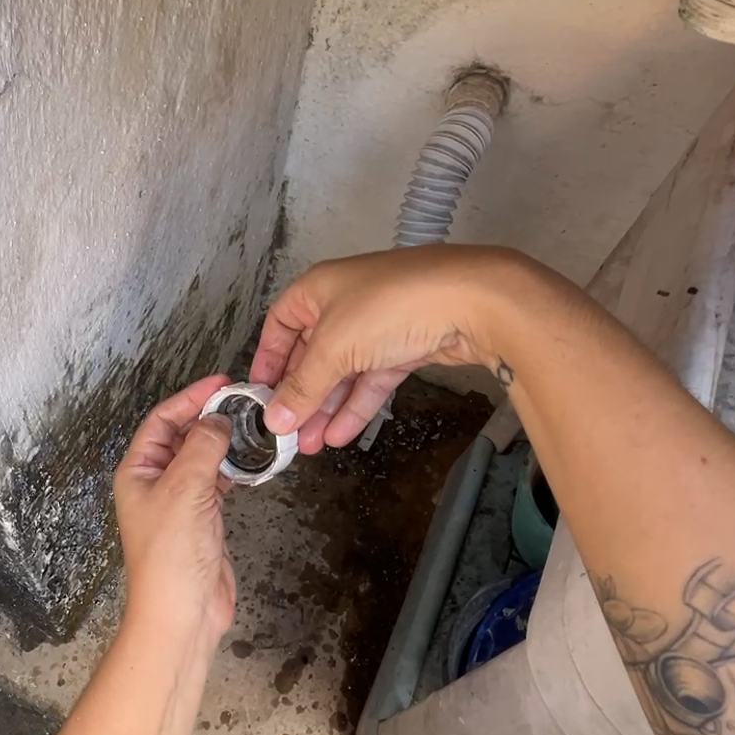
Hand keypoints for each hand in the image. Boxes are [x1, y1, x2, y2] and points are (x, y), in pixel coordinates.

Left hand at [113, 374, 237, 645]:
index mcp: (138, 471)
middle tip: (243, 402)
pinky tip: (253, 459)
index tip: (221, 384)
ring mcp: (180, 500)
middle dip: (210, 417)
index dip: (189, 399)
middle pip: (183, 436)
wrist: (183, 611)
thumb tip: (217, 420)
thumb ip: (202, 448)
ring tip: (253, 424)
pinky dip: (235, 468)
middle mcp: (155, 482)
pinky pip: (219, 481)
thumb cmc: (171, 555)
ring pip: (203, 458)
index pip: (162, 420)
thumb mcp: (184, 489)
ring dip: (225, 441)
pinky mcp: (203, 518)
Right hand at [250, 245, 531, 452]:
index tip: (260, 394)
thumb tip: (273, 421)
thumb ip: (302, 388)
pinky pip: (371, 379)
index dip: (268, 359)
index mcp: (317, 289)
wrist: (473, 299)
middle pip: (311, 354)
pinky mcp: (405, 345)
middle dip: (300, 395)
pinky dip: (357, 406)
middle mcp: (343, 303)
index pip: (280, 324)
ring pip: (342, 371)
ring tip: (312, 445)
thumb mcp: (333, 349)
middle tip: (288, 433)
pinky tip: (341, 434)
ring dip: (326, 408)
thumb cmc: (388, 307)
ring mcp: (377, 325)